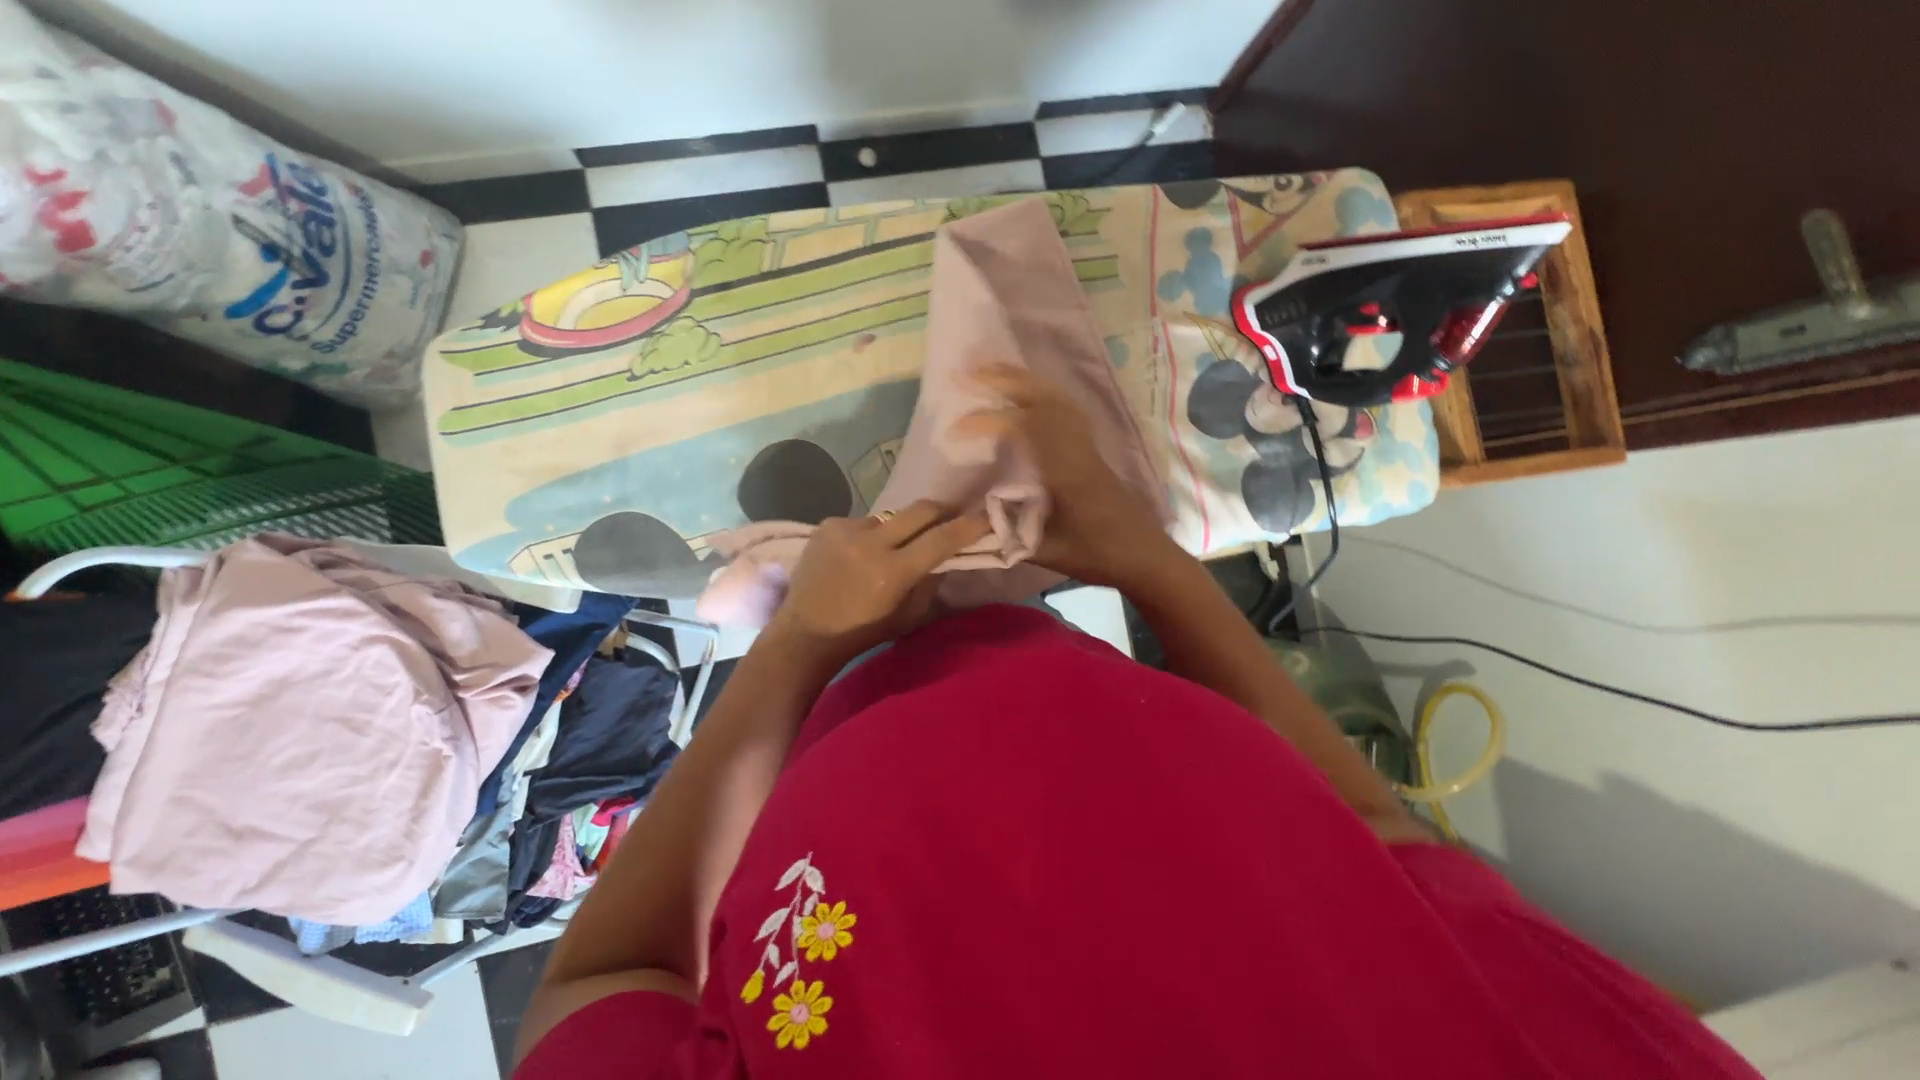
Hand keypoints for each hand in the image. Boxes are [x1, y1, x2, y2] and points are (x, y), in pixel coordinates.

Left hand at [764, 500, 989, 669]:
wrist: (805, 632)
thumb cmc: (862, 632)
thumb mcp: (907, 616)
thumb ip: (930, 582)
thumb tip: (946, 555)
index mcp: (892, 572)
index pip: (942, 539)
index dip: (970, 525)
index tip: (988, 517)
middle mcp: (870, 543)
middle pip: (921, 509)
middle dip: (943, 511)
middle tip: (952, 517)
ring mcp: (845, 529)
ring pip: (890, 517)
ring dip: (900, 528)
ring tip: (893, 547)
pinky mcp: (827, 524)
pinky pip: (863, 521)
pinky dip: (870, 534)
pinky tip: (859, 554)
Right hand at [966, 364, 1176, 587]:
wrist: (1146, 557)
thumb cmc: (1099, 557)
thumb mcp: (1049, 553)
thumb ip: (1008, 536)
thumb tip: (966, 521)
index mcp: (1067, 471)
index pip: (1025, 430)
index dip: (988, 422)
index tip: (955, 429)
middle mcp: (1078, 449)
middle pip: (1044, 399)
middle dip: (1006, 381)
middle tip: (969, 372)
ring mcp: (1088, 446)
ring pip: (1058, 399)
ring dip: (1024, 381)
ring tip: (992, 372)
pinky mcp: (1091, 450)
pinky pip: (1066, 409)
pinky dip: (1042, 394)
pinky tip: (1026, 395)